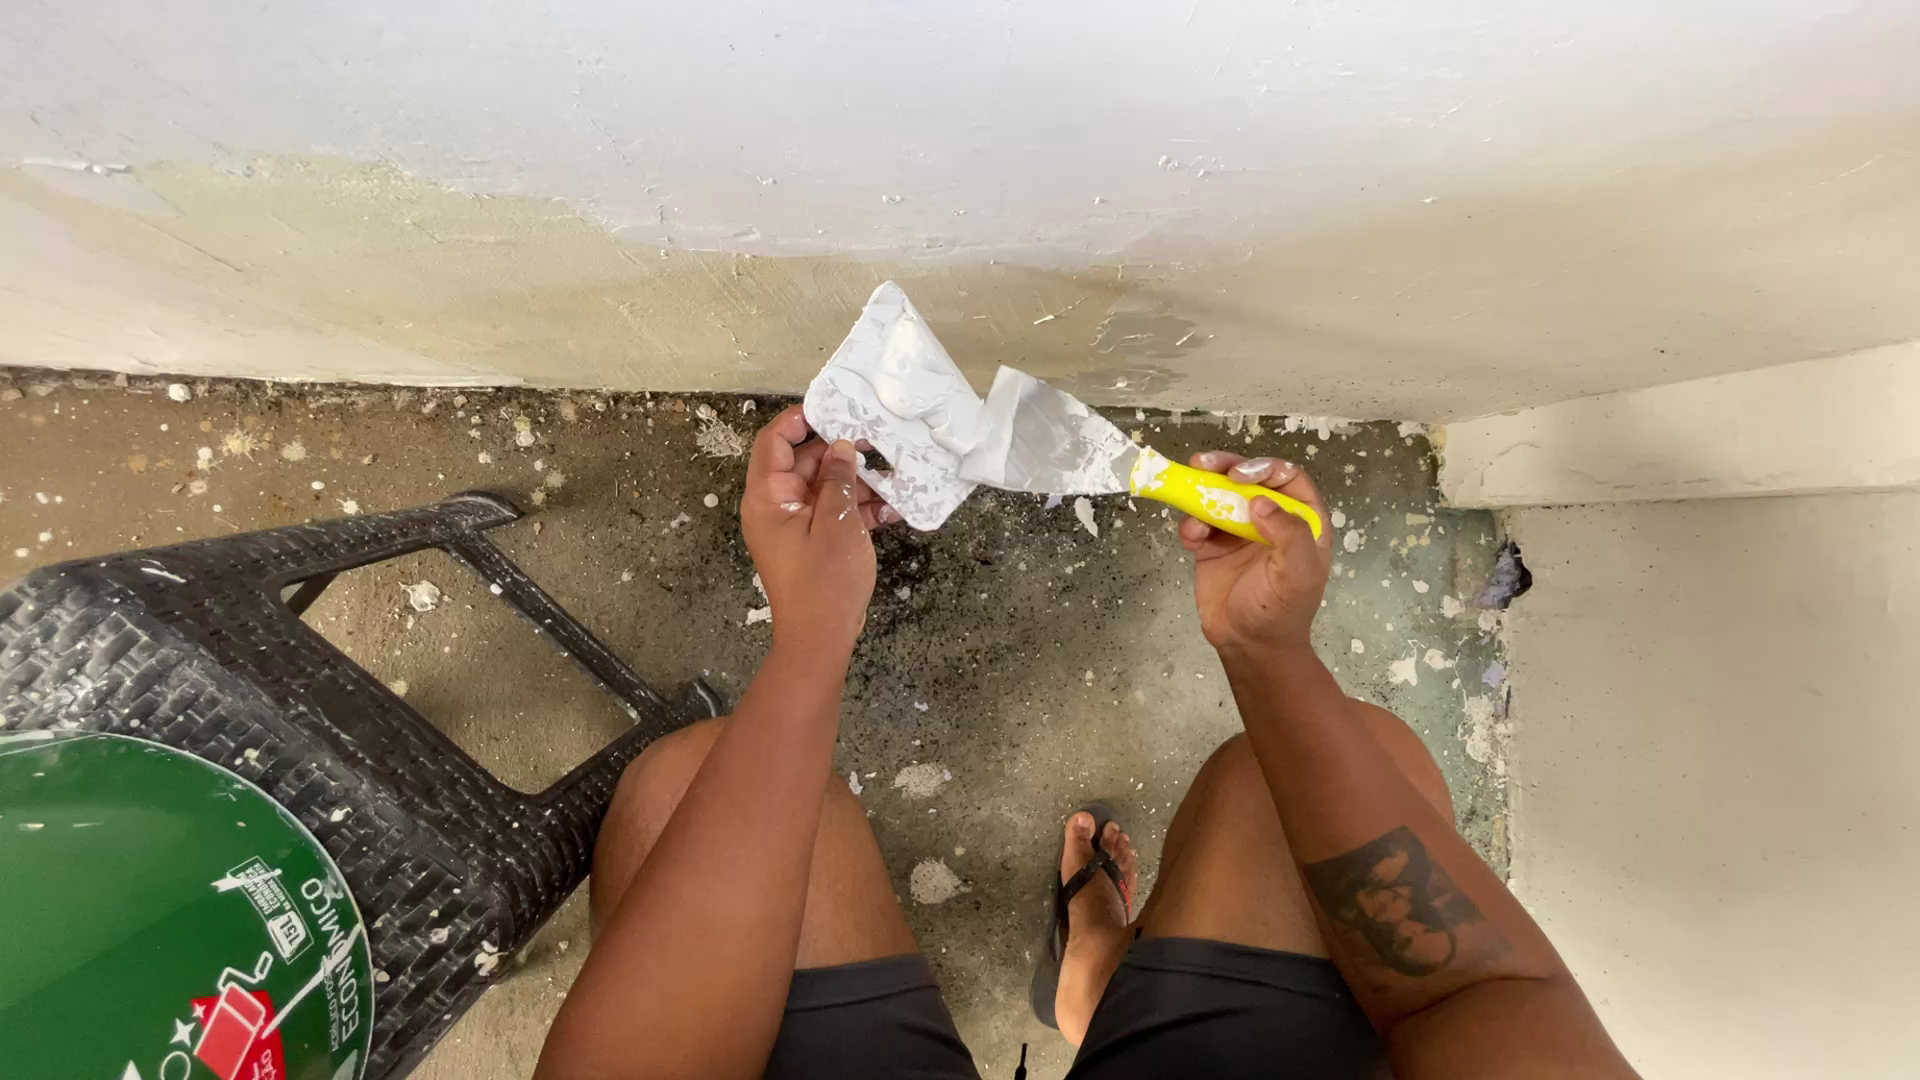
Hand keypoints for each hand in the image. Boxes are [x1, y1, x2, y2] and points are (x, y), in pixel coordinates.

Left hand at [741, 406, 897, 658]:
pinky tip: (893, 507)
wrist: (821, 638)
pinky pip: (834, 513)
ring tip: (893, 471)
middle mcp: (777, 506)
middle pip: (804, 463)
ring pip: (825, 488)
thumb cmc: (825, 582)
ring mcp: (797, 525)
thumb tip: (841, 448)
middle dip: (841, 451)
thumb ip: (838, 481)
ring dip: (857, 481)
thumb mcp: (837, 524)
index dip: (800, 419)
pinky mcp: (815, 542)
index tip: (835, 407)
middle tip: (877, 438)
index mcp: (768, 498)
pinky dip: (858, 508)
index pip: (774, 442)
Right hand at [1177, 452, 1334, 654]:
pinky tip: (1191, 538)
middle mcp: (1269, 520)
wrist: (1248, 645)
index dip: (1264, 468)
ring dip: (1201, 492)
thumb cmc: (1280, 611)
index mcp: (1301, 521)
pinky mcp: (1212, 546)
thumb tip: (1259, 501)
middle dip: (1225, 467)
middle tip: (1201, 463)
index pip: (1287, 478)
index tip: (1239, 475)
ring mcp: (1238, 531)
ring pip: (1218, 496)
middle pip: (1247, 479)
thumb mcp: (1296, 575)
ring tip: (1187, 496)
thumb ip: (1288, 535)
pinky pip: (1197, 523)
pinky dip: (1190, 524)